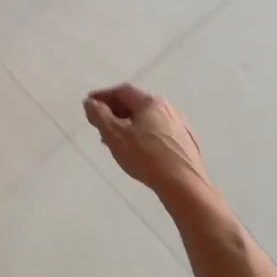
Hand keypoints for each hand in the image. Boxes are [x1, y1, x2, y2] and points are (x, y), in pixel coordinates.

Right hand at [83, 85, 208, 195]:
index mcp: (151, 103)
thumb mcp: (114, 135)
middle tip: (100, 123)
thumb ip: (99, 116)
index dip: (103, 95)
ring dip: (129, 125)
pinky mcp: (187, 143)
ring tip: (115, 140)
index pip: (123, 91)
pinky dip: (144, 135)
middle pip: (137, 104)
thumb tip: (90, 103)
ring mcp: (180, 126)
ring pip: (148, 120)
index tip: (89, 105)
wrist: (185, 185)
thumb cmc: (146, 156)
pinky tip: (138, 151)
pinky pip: (159, 133)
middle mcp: (168, 109)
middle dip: (115, 111)